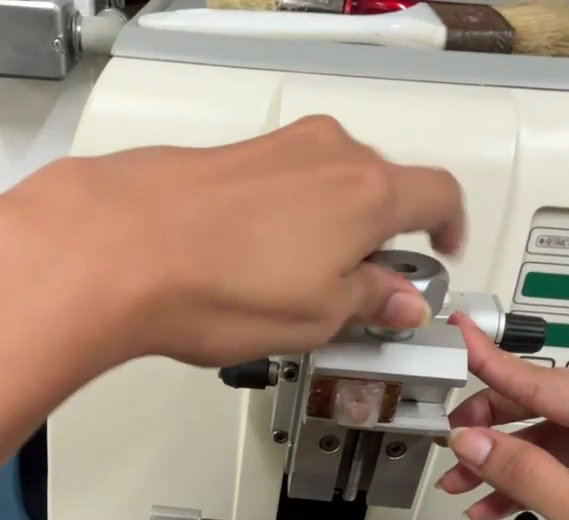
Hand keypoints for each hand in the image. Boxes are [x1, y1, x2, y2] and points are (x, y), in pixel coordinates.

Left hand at [0, 115, 465, 368]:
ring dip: (327, 238)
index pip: (439, 197)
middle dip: (379, 244)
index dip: (450, 229)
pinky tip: (255, 273)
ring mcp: (274, 153)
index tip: (442, 254)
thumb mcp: (317, 317)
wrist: (119, 250)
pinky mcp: (230, 162)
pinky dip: (283, 228)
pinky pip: (278, 193)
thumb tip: (399, 299)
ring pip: (325, 192)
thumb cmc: (211, 282)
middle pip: (380, 193)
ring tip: (297, 297)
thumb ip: (371, 302)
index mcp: (368, 192)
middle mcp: (326, 156)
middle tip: (364, 296)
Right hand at [438, 316, 568, 519]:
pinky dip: (536, 488)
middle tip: (447, 440)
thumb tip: (472, 440)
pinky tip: (497, 507)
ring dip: (509, 465)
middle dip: (496, 427)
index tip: (460, 335)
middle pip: (556, 411)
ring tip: (461, 485)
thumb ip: (527, 474)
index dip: (498, 365)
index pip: (557, 383)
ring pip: (560, 446)